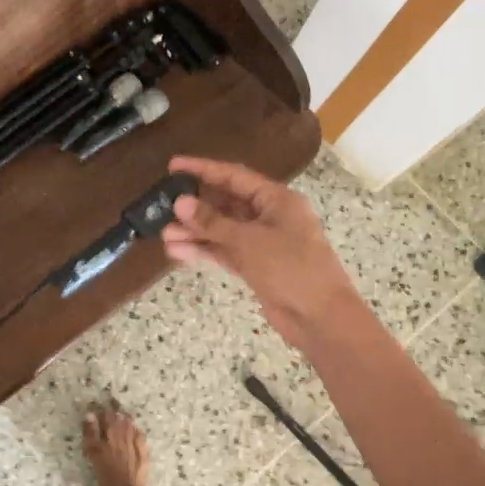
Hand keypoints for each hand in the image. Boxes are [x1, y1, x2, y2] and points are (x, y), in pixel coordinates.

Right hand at [160, 156, 367, 345]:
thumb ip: (212, 221)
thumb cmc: (291, 269)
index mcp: (276, 199)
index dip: (202, 169)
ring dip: (195, 232)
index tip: (173, 166)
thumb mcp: (248, 241)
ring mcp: (262, 242)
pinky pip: (224, 251)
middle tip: (163, 208)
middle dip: (194, 207)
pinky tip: (178, 252)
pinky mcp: (256, 266)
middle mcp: (269, 216)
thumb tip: (180, 202)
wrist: (322, 319)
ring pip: (222, 229)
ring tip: (164, 236)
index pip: (233, 176)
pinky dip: (204, 250)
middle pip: (225, 203)